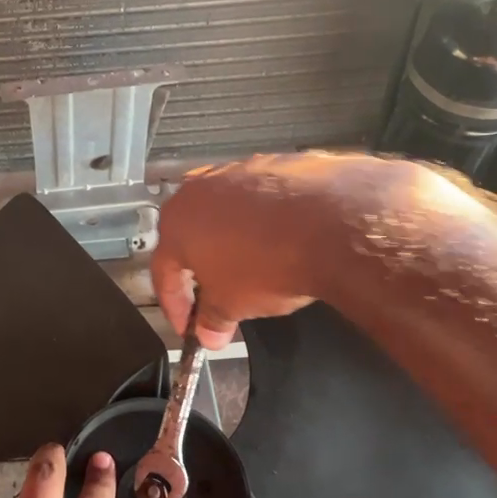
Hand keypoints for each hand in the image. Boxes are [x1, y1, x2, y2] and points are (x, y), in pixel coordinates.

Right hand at [152, 152, 432, 348]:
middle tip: (218, 298)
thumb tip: (209, 334)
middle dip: (202, 269)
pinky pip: (260, 200)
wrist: (333, 223)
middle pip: (191, 236)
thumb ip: (213, 320)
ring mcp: (237, 171)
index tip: (189, 326)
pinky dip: (265, 223)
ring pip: (226, 214)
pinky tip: (283, 243)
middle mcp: (199, 188)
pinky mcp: (274, 164)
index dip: (175, 305)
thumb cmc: (268, 264)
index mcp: (176, 222)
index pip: (163, 271)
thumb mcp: (232, 305)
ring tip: (256, 270)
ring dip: (233, 243)